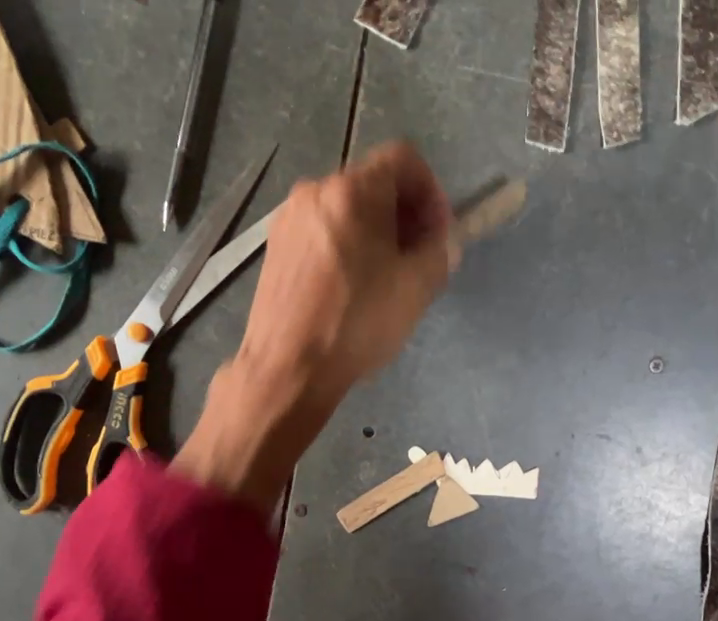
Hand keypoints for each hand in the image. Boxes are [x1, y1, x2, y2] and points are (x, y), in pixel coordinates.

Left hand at [174, 142, 453, 507]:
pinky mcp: (276, 247)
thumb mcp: (417, 289)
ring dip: (376, 232)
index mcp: (354, 191)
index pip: (404, 158)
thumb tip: (441, 241)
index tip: (438, 232)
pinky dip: (346, 246)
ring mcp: (289, 218)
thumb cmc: (357, 324)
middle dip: (405, 214)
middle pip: (373, 183)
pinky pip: (323, 230)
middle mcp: (316, 191)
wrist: (289, 366)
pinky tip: (352, 288)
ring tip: (386, 279)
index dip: (431, 190)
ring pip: (346, 208)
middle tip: (419, 258)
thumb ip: (440, 252)